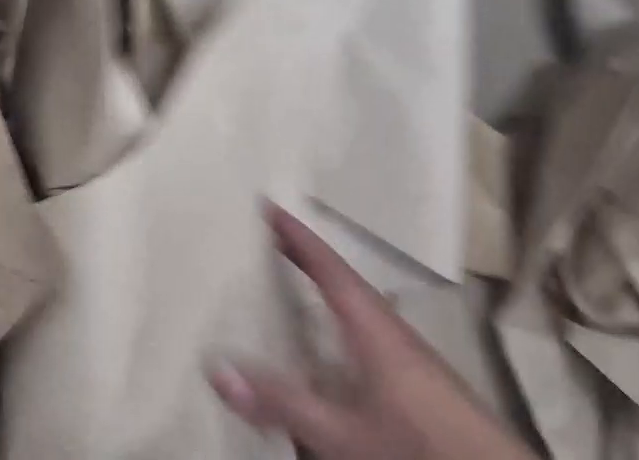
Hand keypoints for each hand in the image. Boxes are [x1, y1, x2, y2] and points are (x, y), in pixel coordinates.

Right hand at [208, 203, 535, 459]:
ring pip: (353, 312)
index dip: (296, 235)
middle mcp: (391, 334)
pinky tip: (317, 349)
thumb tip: (215, 367)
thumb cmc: (423, 445)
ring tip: (277, 284)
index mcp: (375, 327)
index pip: (328, 267)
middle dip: (300, 259)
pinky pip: (361, 336)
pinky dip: (331, 325)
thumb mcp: (344, 431)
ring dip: (318, 292)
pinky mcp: (416, 386)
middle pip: (340, 283)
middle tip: (257, 239)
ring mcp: (408, 360)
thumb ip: (282, 400)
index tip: (263, 203)